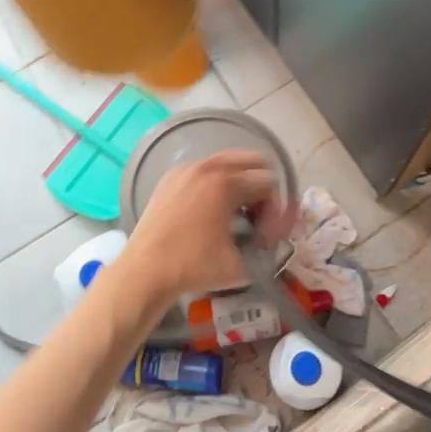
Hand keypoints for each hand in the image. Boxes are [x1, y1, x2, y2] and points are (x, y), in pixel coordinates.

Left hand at [116, 150, 295, 305]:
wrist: (145, 272)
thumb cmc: (194, 267)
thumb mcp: (242, 263)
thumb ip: (271, 241)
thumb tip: (285, 224)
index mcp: (226, 183)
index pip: (269, 183)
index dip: (274, 211)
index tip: (265, 236)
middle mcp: (207, 166)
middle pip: (253, 159)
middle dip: (261, 188)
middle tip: (256, 218)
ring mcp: (186, 168)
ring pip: (228, 160)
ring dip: (240, 182)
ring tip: (235, 214)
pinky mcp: (170, 177)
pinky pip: (204, 168)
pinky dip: (216, 182)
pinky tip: (210, 211)